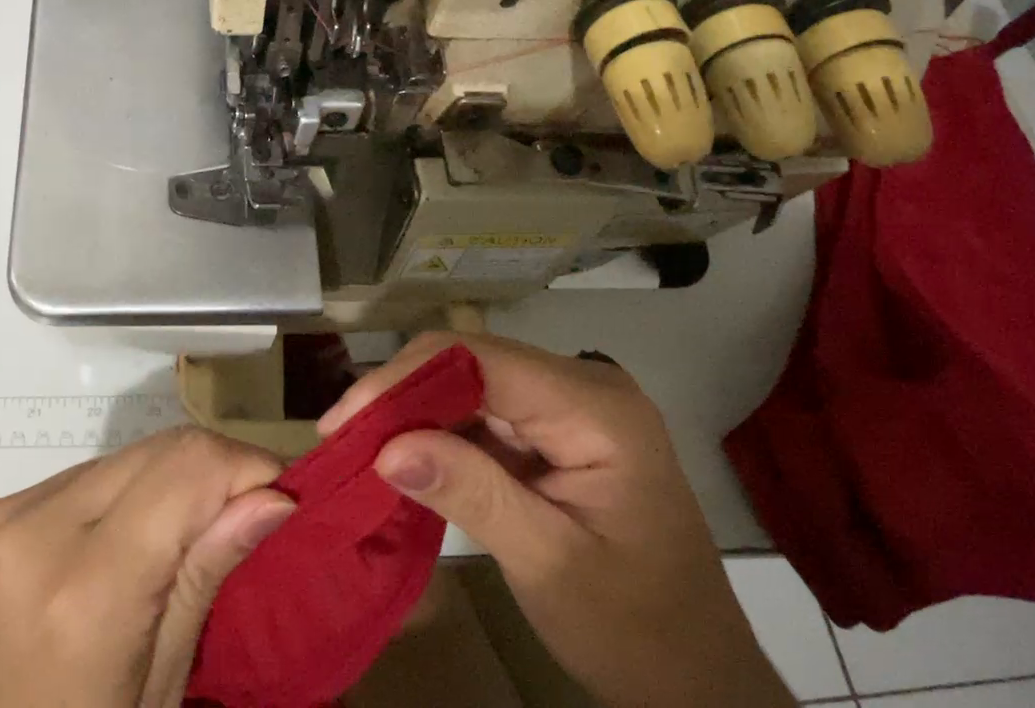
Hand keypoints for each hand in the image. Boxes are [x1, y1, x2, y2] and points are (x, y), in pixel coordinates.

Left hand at [0, 426, 294, 707]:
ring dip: (170, 483)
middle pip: (158, 450)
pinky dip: (123, 495)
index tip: (285, 503)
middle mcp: (34, 527)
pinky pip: (79, 477)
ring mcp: (1, 515)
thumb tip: (272, 500)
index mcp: (82, 588)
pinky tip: (131, 543)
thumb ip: (203, 581)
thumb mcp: (153, 693)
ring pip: (122, 458)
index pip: (189, 467)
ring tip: (190, 538)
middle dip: (217, 472)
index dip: (251, 468)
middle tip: (251, 519)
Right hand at [320, 332, 791, 707]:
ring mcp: (568, 410)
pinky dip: (435, 435)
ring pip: (467, 386)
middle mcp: (581, 389)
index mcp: (595, 408)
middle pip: (468, 364)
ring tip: (357, 449)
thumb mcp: (549, 563)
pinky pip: (480, 416)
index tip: (344, 423)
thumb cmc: (634, 626)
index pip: (478, 360)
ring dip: (411, 415)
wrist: (692, 675)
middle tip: (341, 441)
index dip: (403, 379)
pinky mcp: (552, 434)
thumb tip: (387, 448)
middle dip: (399, 397)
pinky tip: (400, 459)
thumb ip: (473, 494)